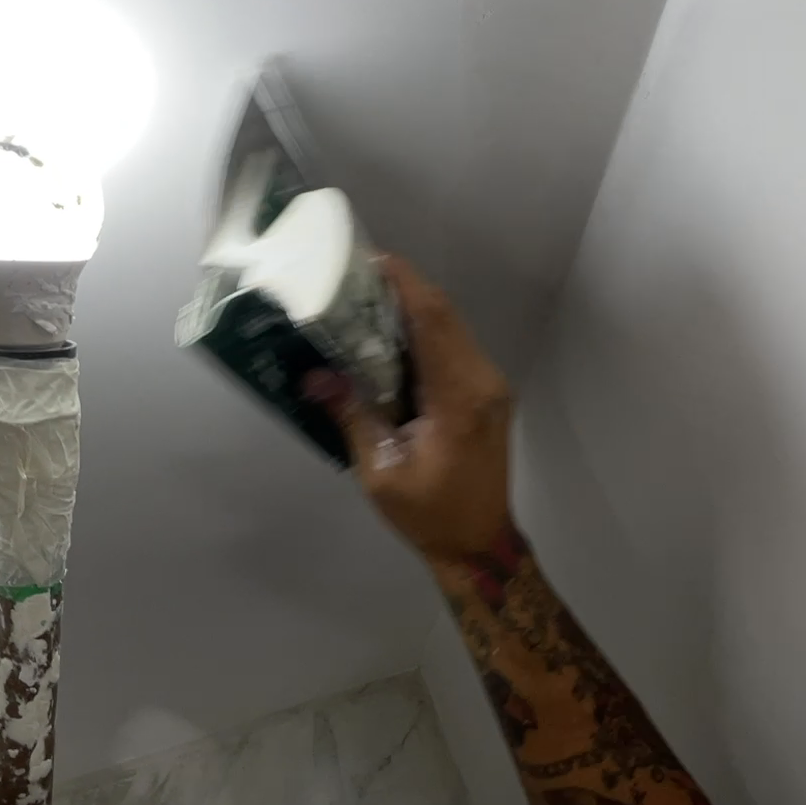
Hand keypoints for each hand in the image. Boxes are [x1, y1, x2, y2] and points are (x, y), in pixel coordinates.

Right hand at [307, 255, 513, 566]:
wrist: (478, 543)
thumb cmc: (429, 515)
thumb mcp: (381, 473)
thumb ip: (353, 417)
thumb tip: (314, 376)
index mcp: (458, 399)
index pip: (433, 321)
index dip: (404, 283)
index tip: (370, 261)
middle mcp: (482, 382)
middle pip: (446, 315)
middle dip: (403, 289)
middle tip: (356, 280)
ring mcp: (490, 386)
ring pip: (453, 328)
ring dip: (413, 310)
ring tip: (367, 302)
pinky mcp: (487, 394)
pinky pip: (455, 348)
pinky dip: (424, 334)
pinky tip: (391, 339)